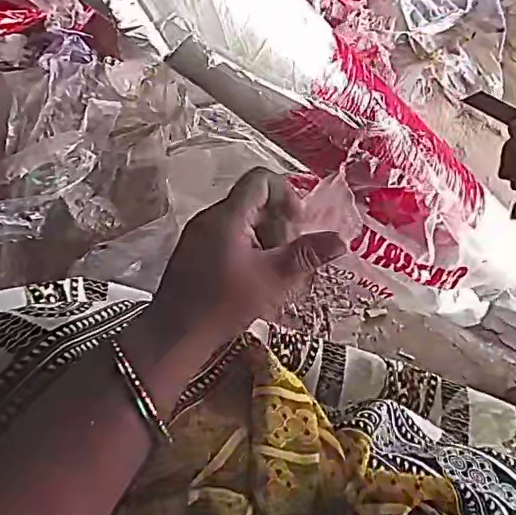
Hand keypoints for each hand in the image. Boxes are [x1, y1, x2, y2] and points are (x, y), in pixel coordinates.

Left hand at [144, 168, 345, 355]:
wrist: (175, 334)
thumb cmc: (224, 303)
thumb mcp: (273, 279)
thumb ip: (306, 255)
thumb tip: (340, 240)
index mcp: (228, 215)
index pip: (261, 180)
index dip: (287, 196)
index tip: (298, 226)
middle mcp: (210, 217)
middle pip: (253, 202)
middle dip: (278, 224)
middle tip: (289, 257)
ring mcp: (198, 235)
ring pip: (241, 223)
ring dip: (265, 241)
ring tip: (276, 273)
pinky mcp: (193, 252)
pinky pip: (227, 238)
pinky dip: (247, 251)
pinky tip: (255, 280)